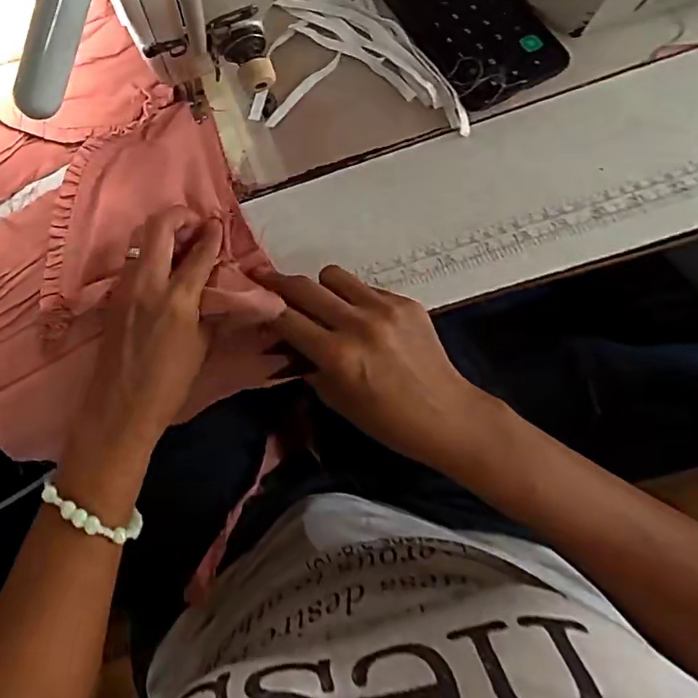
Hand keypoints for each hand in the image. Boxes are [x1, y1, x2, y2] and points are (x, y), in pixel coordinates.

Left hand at [70, 207, 223, 468]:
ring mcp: (125, 287)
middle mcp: (147, 283)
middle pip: (159, 227)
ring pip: (142, 242)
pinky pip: (133, 263)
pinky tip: (163, 270)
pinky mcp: (113, 297)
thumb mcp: (201, 346)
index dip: (212, 234)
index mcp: (176, 298)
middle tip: (195, 225)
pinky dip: (151, 256)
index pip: (199, 251)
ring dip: (163, 235)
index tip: (217, 226)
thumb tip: (215, 284)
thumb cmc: (169, 383)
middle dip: (179, 217)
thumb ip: (209, 308)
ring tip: (181, 246)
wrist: (119, 407)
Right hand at [256, 266, 513, 478]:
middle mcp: (358, 324)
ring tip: (324, 305)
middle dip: (279, 284)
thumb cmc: (387, 421)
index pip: (287, 318)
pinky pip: (365, 288)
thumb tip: (287, 342)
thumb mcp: (337, 399)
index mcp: (338, 355)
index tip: (249, 298)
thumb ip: (309, 365)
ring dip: (320, 288)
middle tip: (266, 283)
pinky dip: (355, 299)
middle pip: (304, 287)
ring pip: (333, 276)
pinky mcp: (406, 302)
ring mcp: (385, 308)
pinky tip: (365, 321)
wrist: (448, 415)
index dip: (264, 307)